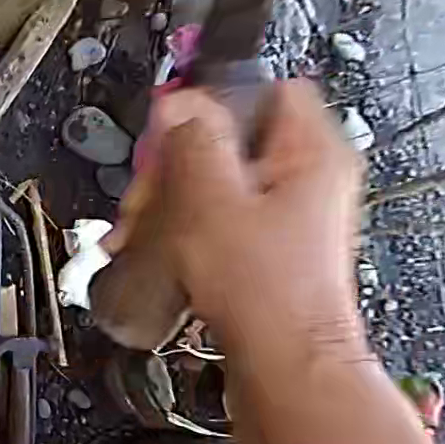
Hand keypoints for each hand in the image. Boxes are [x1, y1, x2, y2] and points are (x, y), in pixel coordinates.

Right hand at [107, 81, 365, 358]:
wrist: (278, 351)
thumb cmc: (259, 284)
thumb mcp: (212, 201)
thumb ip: (193, 144)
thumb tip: (179, 102)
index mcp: (308, 154)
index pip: (268, 92)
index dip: (212, 103)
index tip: (169, 131)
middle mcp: (301, 177)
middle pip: (223, 142)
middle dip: (170, 166)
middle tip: (145, 196)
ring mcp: (280, 210)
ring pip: (208, 180)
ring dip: (162, 200)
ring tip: (136, 230)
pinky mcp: (259, 239)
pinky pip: (209, 212)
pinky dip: (174, 223)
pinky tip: (147, 244)